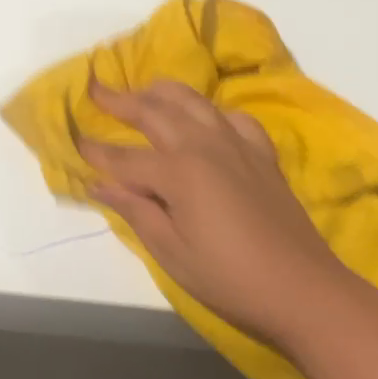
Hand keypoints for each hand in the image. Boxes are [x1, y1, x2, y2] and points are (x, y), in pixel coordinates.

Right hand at [80, 80, 350, 346]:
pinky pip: (233, 118)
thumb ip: (136, 211)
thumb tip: (100, 184)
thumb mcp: (172, 253)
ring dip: (163, 92)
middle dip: (121, 101)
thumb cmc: (230, 278)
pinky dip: (213, 112)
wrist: (304, 290)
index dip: (96, 152)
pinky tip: (207, 119)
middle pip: (154, 113)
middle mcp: (203, 146)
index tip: (73, 140)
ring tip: (144, 89)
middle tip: (97, 88)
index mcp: (177, 172)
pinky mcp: (262, 154)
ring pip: (193, 102)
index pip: (124, 158)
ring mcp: (236, 145)